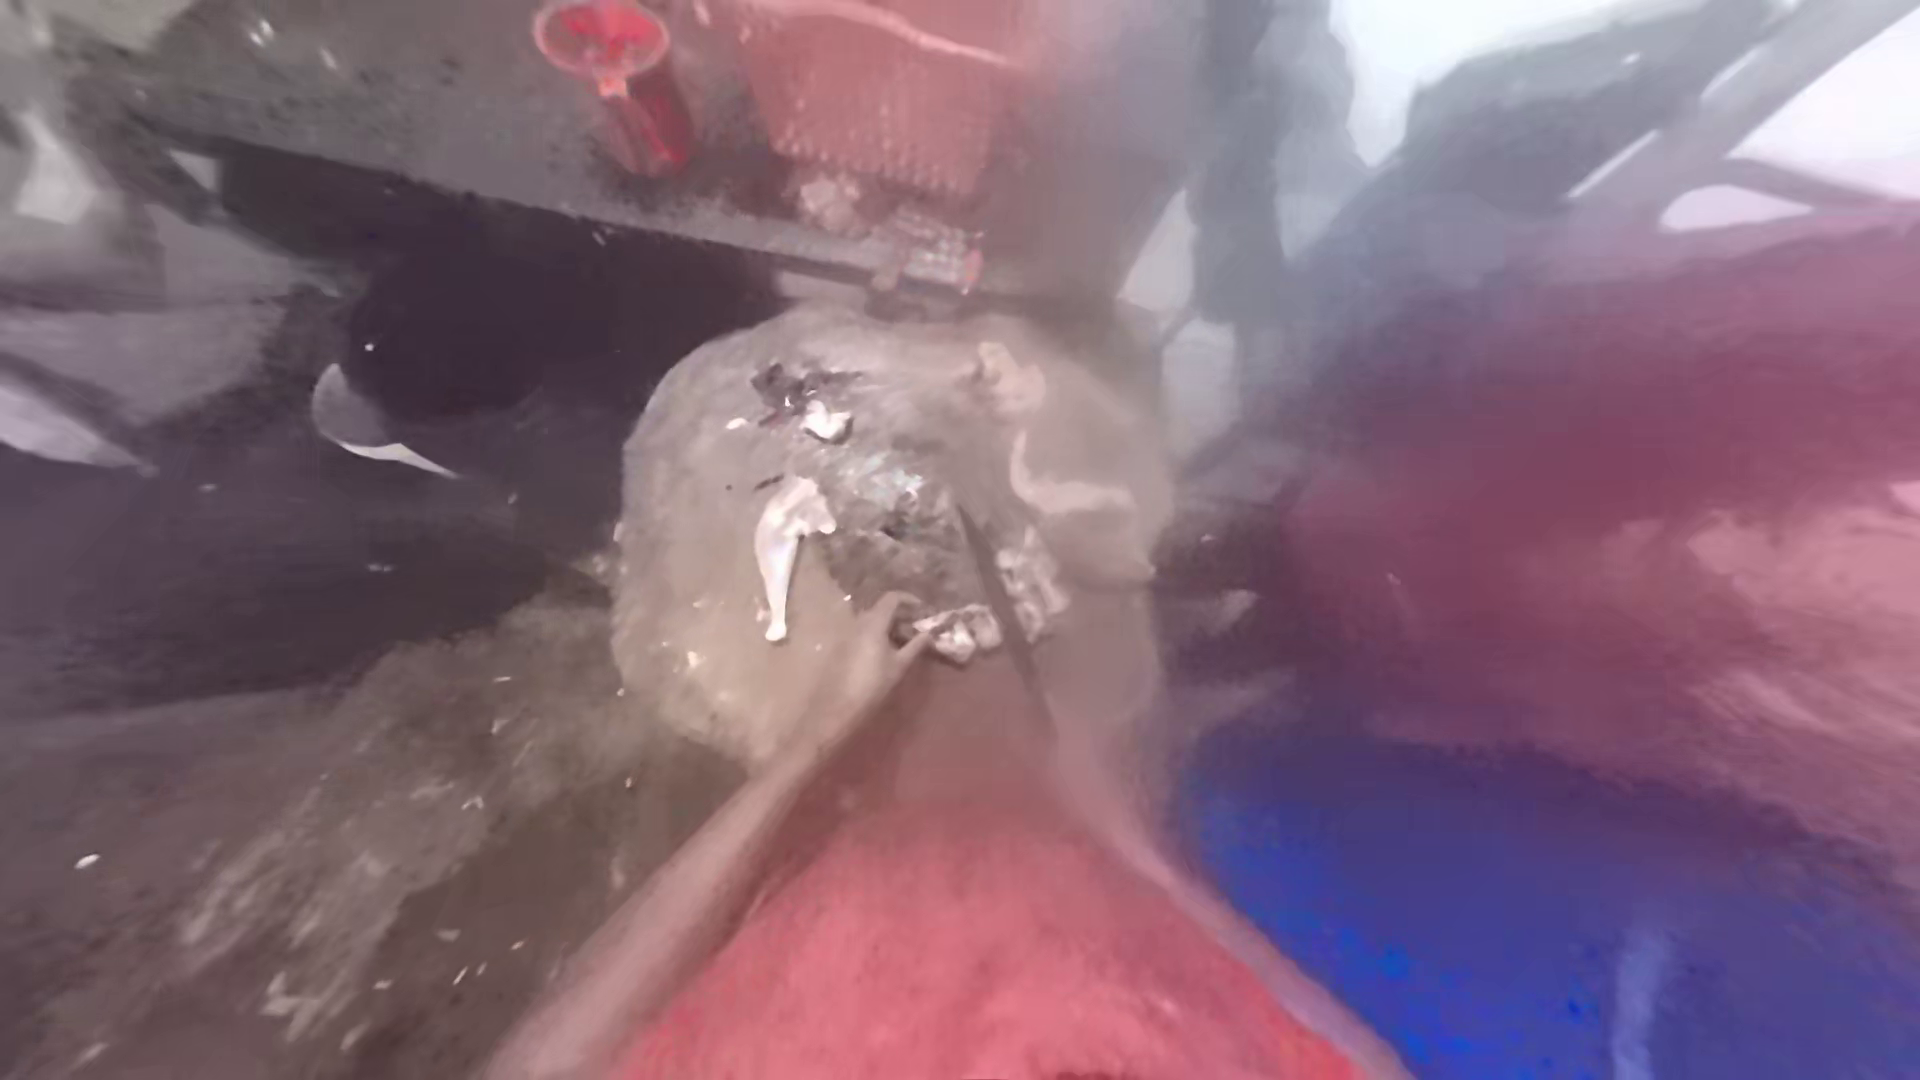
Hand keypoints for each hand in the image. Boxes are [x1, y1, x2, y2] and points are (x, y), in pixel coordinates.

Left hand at [786, 593, 931, 760]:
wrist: (837, 707)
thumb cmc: (872, 684)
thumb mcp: (899, 665)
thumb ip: (915, 646)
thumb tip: (929, 634)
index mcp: (874, 622)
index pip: (892, 598)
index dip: (910, 600)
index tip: (923, 610)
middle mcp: (859, 622)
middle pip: (882, 608)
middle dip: (902, 614)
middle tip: (917, 626)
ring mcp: (848, 634)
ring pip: (873, 620)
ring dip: (890, 625)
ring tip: (906, 640)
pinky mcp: (843, 646)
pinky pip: (864, 631)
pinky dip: (879, 633)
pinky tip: (888, 650)